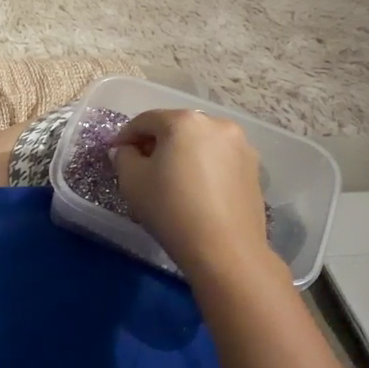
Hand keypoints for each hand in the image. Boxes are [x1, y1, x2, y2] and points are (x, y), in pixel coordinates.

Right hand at [111, 108, 272, 276]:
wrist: (224, 247)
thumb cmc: (170, 207)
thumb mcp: (131, 180)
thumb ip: (123, 156)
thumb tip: (127, 150)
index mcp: (184, 122)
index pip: (145, 120)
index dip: (125, 136)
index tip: (115, 154)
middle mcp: (217, 124)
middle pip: (175, 126)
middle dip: (155, 142)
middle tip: (140, 164)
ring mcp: (241, 145)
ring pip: (199, 141)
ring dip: (180, 152)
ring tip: (168, 177)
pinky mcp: (254, 167)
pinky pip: (218, 157)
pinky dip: (201, 164)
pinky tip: (192, 187)